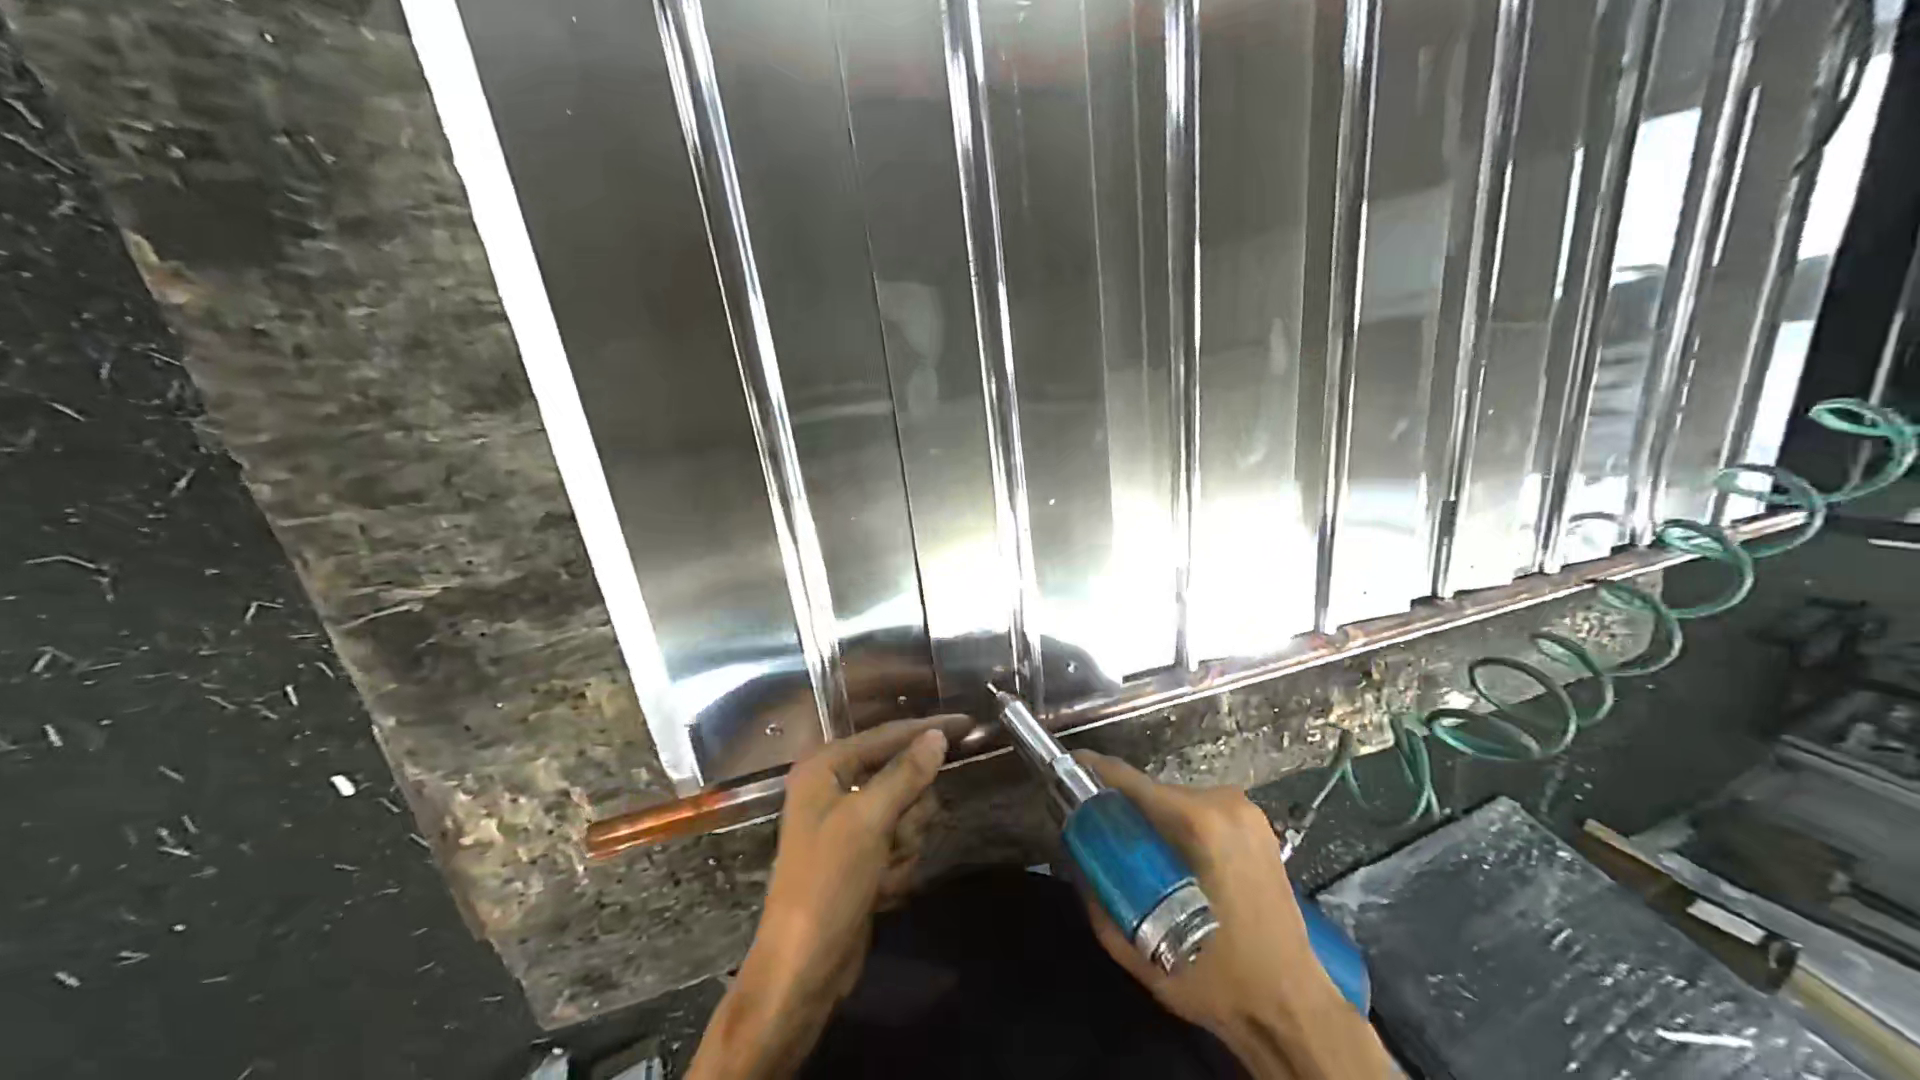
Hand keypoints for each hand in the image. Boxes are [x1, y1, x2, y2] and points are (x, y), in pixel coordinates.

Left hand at [688, 715, 966, 1079]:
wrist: (805, 966)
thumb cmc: (829, 882)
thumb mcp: (869, 820)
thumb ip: (905, 774)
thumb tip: (937, 736)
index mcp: (825, 767)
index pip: (886, 735)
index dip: (927, 730)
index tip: (968, 724)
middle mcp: (835, 787)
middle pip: (902, 777)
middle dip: (909, 811)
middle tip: (896, 837)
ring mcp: (849, 824)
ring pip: (908, 812)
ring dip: (905, 843)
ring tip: (882, 870)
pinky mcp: (862, 855)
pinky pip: (901, 842)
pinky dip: (898, 865)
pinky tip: (881, 889)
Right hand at [1073, 750, 1393, 1079]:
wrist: (1290, 1007)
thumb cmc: (1215, 979)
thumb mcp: (1140, 949)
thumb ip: (1098, 901)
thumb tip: (1076, 863)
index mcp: (1199, 824)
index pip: (1131, 782)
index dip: (1093, 770)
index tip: (1067, 767)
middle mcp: (1225, 805)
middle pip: (1154, 792)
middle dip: (1122, 808)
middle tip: (1099, 834)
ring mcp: (1247, 813)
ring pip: (1178, 801)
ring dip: (1152, 820)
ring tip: (1135, 854)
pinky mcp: (1259, 827)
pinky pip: (1202, 813)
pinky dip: (1179, 827)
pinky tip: (1170, 861)